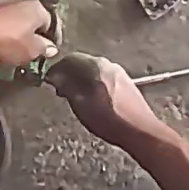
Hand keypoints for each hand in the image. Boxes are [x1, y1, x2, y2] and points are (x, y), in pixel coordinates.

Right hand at [46, 55, 173, 151]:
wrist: (140, 130)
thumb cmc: (110, 119)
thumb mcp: (80, 104)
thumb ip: (67, 86)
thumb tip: (55, 76)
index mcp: (95, 66)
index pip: (69, 59)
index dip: (56, 69)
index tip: (49, 80)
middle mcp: (108, 64)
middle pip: (82, 62)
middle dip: (68, 74)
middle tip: (59, 88)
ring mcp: (119, 72)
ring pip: (93, 70)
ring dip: (80, 79)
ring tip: (73, 95)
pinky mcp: (125, 82)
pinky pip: (103, 76)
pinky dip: (92, 83)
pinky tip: (91, 98)